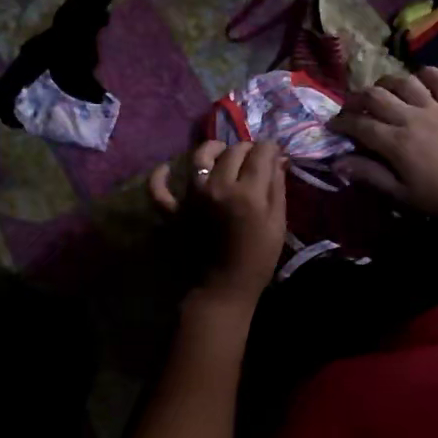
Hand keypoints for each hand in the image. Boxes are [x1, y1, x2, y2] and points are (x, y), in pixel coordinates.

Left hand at [147, 139, 287, 303]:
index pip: (261, 153)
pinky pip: (159, 188)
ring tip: (221, 153)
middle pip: (233, 151)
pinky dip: (160, 176)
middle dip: (248, 148)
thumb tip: (278, 160)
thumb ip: (277, 188)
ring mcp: (191, 197)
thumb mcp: (277, 224)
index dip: (271, 148)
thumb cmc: (257, 260)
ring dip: (214, 150)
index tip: (275, 154)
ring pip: (200, 158)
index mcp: (247, 192)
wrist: (221, 289)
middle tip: (254, 158)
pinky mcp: (173, 211)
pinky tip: (167, 168)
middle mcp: (217, 186)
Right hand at [328, 69, 437, 219]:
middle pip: (375, 96)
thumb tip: (338, 163)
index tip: (332, 127)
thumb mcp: (400, 194)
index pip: (359, 124)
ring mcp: (433, 108)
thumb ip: (369, 174)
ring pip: (402, 81)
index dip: (341, 123)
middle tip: (349, 110)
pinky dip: (426, 74)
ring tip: (377, 94)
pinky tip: (416, 80)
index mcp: (397, 142)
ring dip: (384, 83)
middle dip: (355, 99)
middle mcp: (412, 118)